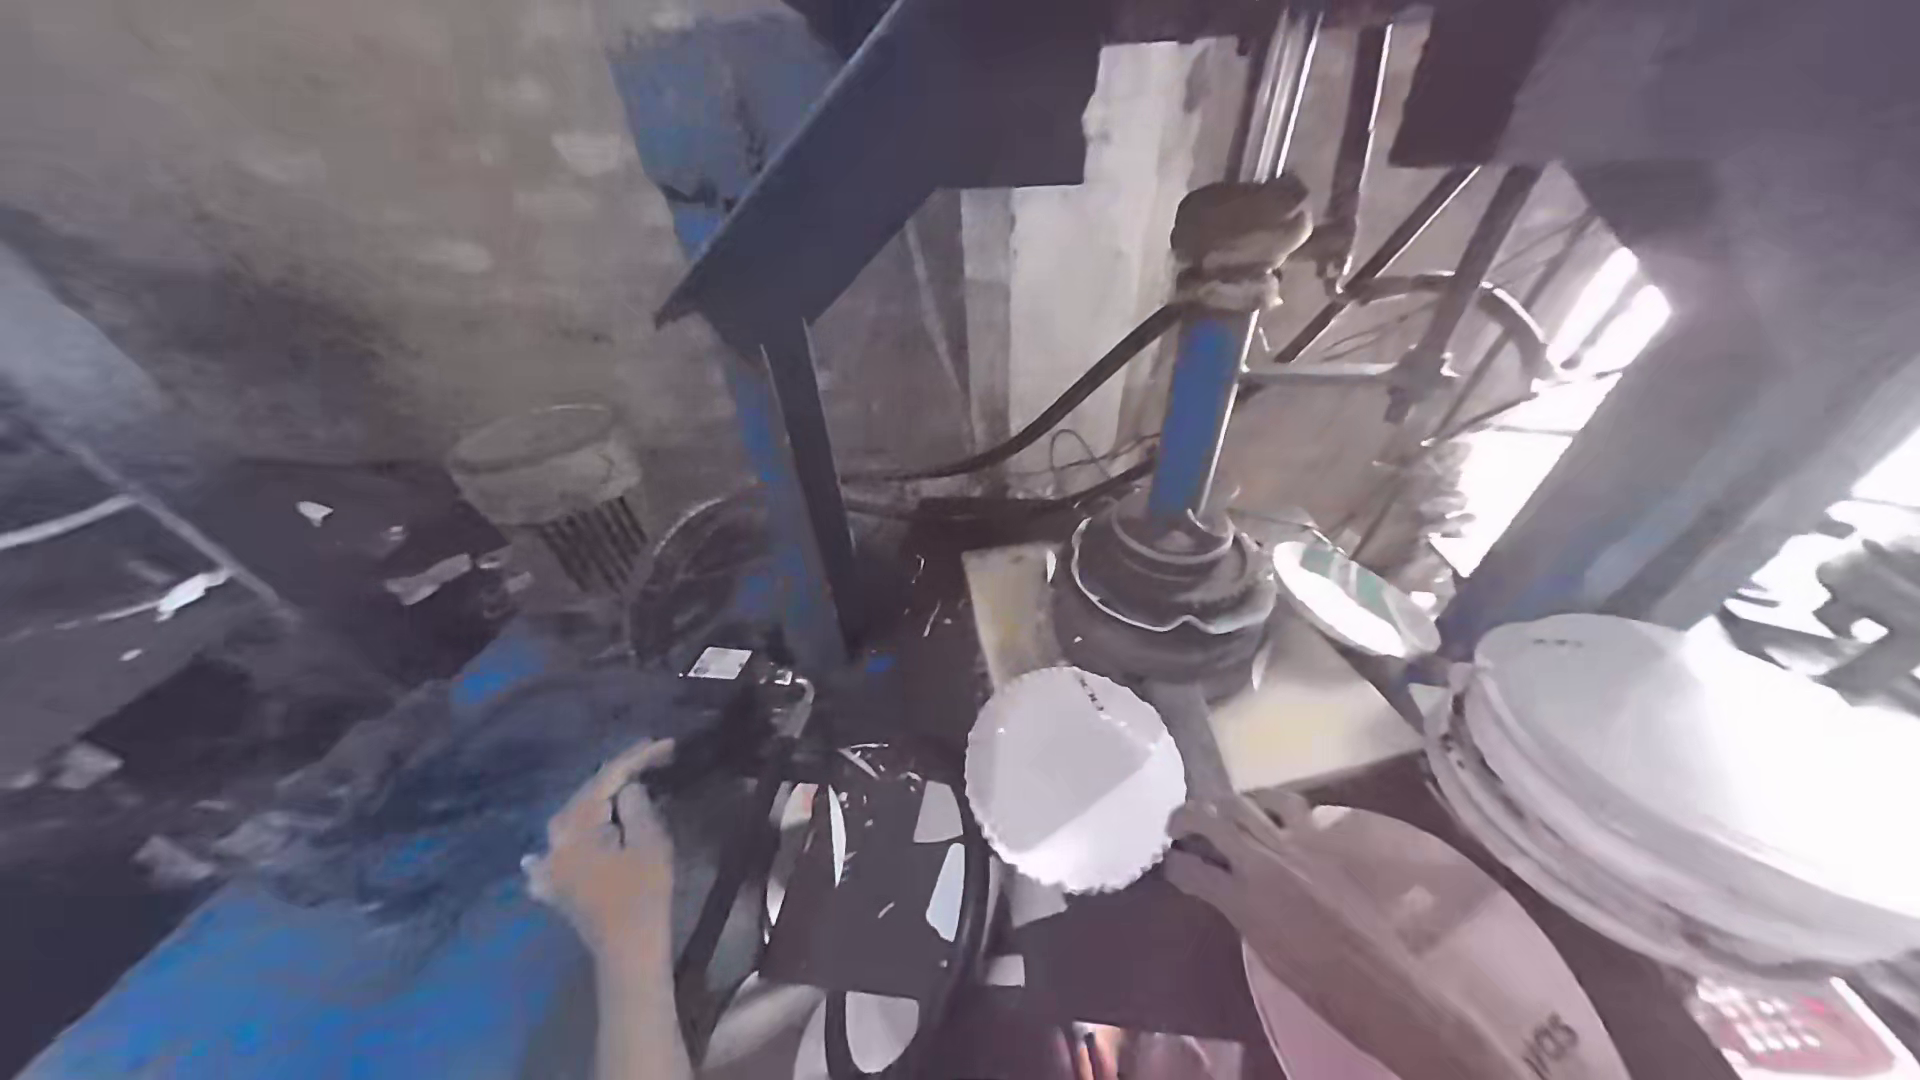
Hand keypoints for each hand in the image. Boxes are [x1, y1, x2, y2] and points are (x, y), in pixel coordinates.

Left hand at [524, 739, 675, 957]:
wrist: (628, 948)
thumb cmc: (644, 890)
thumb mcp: (650, 840)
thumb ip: (636, 806)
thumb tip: (628, 789)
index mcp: (576, 827)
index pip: (607, 779)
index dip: (638, 757)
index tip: (667, 744)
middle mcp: (553, 842)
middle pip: (587, 795)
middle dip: (619, 773)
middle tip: (654, 756)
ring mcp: (550, 866)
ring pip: (573, 818)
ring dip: (599, 798)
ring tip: (627, 781)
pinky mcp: (556, 886)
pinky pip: (555, 853)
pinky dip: (561, 842)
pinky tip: (538, 855)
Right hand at [1164, 795, 1530, 1079]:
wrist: (1386, 986)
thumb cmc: (1320, 984)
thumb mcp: (1262, 949)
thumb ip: (1234, 908)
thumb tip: (1217, 885)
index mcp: (1243, 900)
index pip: (1190, 869)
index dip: (1174, 865)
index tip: (1169, 864)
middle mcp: (1261, 863)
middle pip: (1208, 819)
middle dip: (1184, 817)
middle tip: (1177, 826)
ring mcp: (1292, 845)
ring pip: (1241, 802)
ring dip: (1220, 804)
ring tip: (1216, 811)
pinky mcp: (1320, 839)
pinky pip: (1288, 802)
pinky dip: (1268, 799)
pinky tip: (1263, 806)